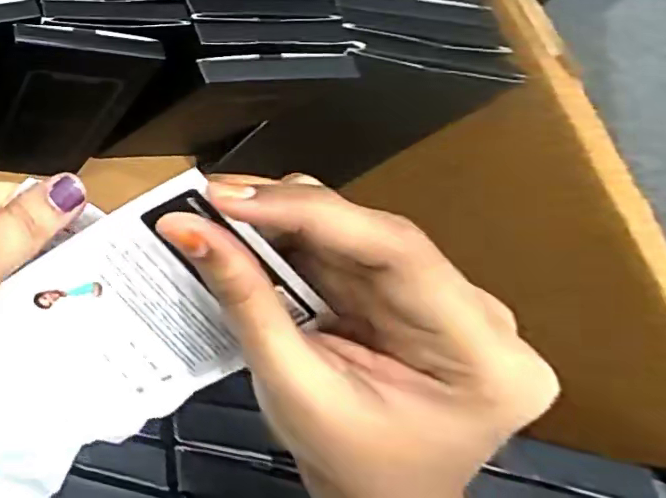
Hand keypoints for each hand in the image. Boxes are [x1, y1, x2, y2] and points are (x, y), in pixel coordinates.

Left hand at [0, 172, 87, 415]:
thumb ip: (21, 227)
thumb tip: (69, 182)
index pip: (31, 198)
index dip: (74, 226)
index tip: (117, 261)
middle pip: (20, 232)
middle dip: (57, 262)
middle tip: (106, 300)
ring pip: (5, 268)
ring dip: (36, 290)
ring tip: (84, 320)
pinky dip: (9, 310)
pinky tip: (37, 333)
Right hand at [155, 174, 558, 497]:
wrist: (371, 497)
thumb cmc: (348, 457)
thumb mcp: (291, 382)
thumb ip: (243, 297)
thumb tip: (184, 225)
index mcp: (482, 356)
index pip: (394, 250)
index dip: (305, 210)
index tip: (226, 196)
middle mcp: (474, 314)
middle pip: (366, 230)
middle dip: (280, 207)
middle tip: (206, 197)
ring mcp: (435, 296)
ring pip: (343, 224)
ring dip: (274, 212)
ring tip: (213, 209)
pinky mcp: (394, 286)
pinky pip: (332, 238)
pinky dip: (279, 229)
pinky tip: (239, 225)